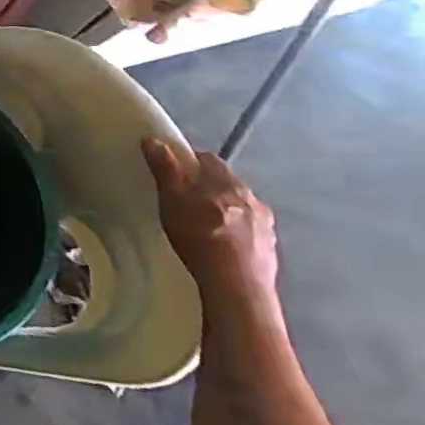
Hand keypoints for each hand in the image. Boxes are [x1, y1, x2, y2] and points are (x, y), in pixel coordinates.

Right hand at [142, 139, 279, 305]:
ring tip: (201, 225)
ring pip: (239, 207)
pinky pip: (249, 230)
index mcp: (228, 181)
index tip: (172, 173)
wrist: (237, 285)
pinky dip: (234, 231)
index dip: (189, 162)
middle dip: (207, 187)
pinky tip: (219, 245)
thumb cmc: (199, 235)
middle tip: (183, 200)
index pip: (208, 159)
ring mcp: (266, 224)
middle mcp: (253, 197)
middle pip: (226, 183)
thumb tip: (153, 139)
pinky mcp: (270, 248)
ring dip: (223, 210)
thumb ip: (164, 169)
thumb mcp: (172, 199)